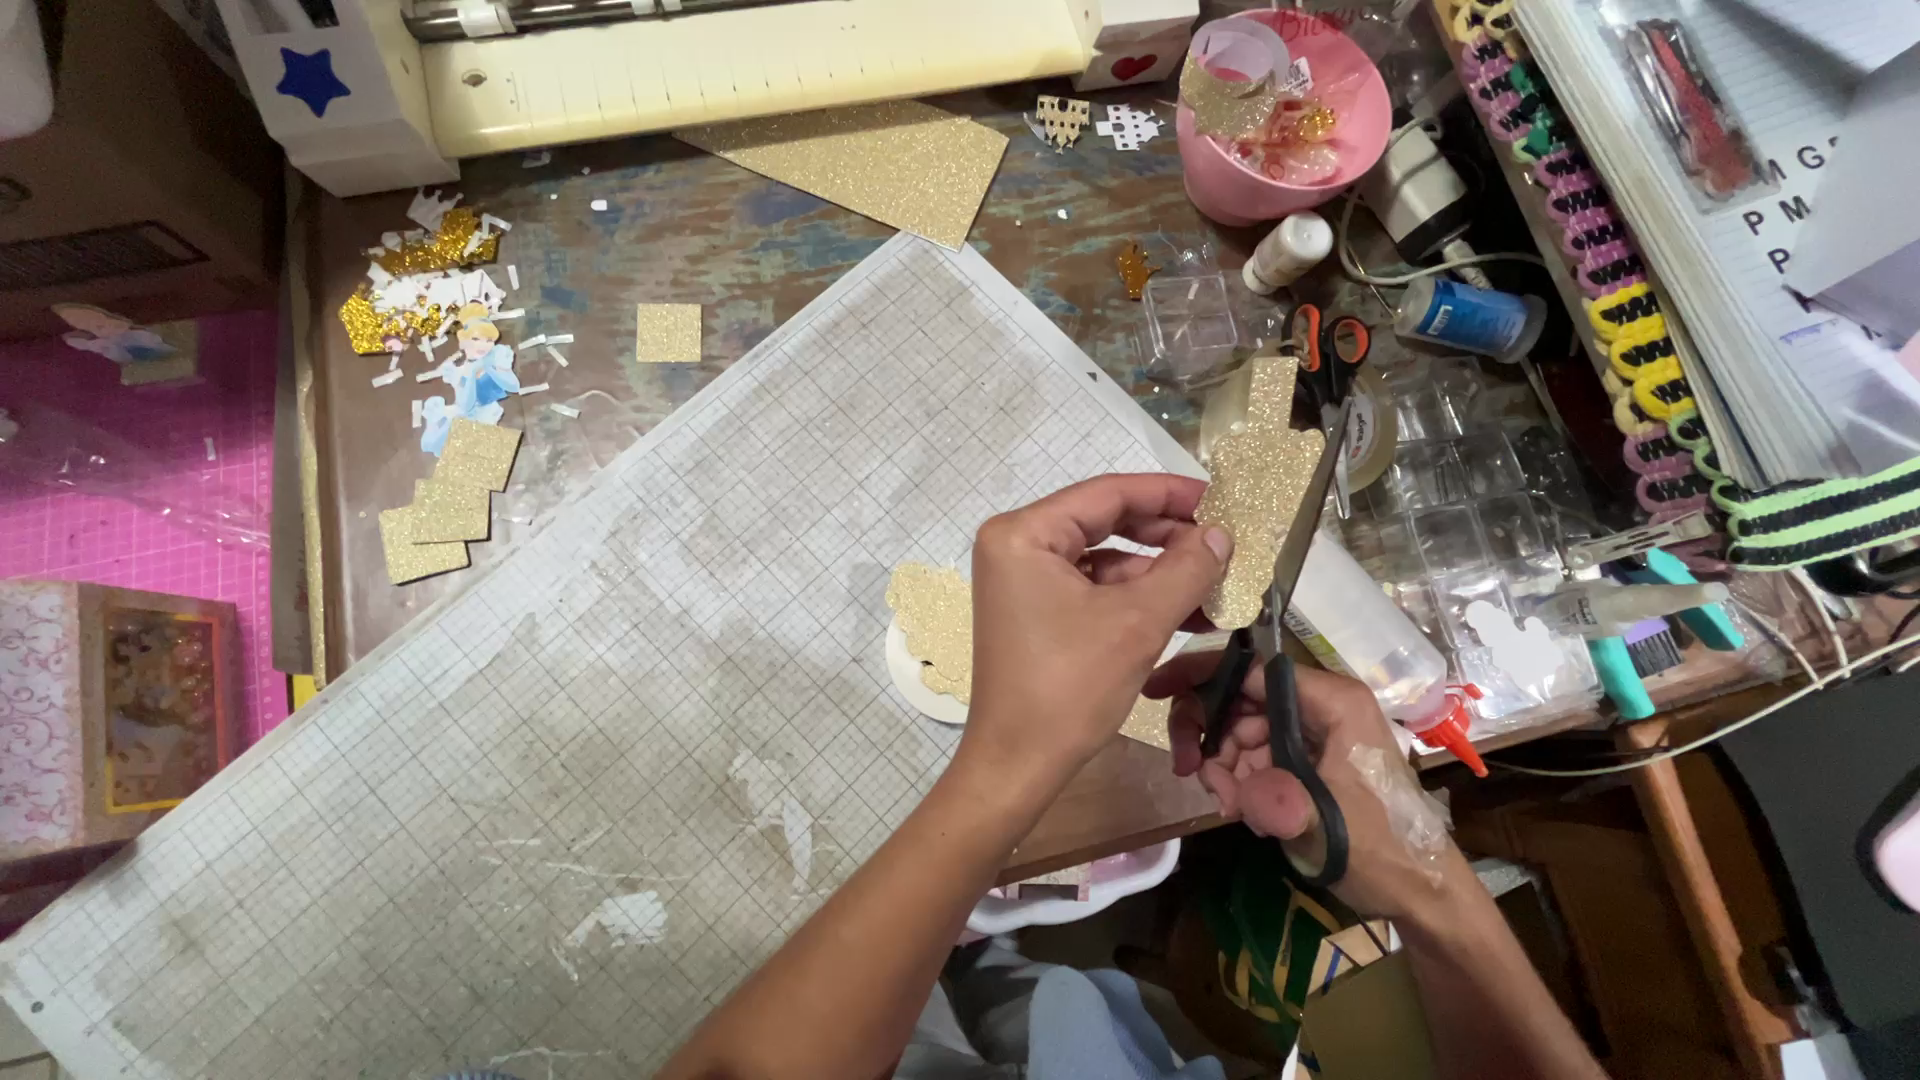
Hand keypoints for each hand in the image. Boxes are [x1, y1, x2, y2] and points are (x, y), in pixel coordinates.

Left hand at [962, 474, 1231, 781]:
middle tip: (1223, 544)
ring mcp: (1021, 579)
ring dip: (1157, 571)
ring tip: (1216, 583)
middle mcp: (1015, 545)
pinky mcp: (1033, 608)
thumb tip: (1222, 534)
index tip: (1220, 500)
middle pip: (1104, 521)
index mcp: (1023, 533)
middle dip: (1167, 536)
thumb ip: (1186, 568)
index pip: (1107, 493)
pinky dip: (1135, 596)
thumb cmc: (1070, 688)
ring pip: (1102, 557)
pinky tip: (1184, 609)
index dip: (1169, 494)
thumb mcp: (1138, 623)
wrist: (1018, 763)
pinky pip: (1091, 586)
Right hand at [1146, 658, 1464, 920]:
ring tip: (1231, 806)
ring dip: (1221, 765)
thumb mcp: (1327, 823)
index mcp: (1332, 700)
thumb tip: (1234, 784)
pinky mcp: (1303, 757)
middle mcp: (1319, 704)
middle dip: (1208, 735)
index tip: (1156, 692)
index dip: (1199, 676)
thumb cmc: (1384, 849)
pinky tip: (1243, 808)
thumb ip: (1278, 798)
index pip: (1250, 667)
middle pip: (1237, 696)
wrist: (1421, 895)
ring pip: (1238, 727)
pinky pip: (1251, 753)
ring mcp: (1310, 730)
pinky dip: (1236, 779)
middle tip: (1192, 775)